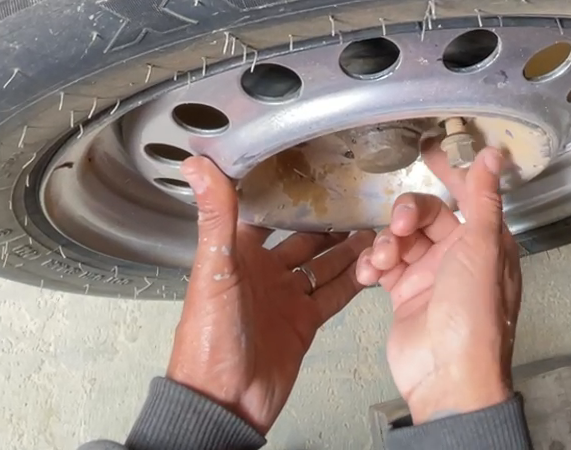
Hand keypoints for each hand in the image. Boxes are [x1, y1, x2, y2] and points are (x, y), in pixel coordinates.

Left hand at [167, 157, 374, 433]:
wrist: (223, 404)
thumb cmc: (207, 339)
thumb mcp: (214, 269)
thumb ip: (216, 216)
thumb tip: (198, 165)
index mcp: (239, 251)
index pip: (267, 211)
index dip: (288, 192)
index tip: (313, 166)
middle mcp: (264, 270)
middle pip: (303, 236)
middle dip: (327, 219)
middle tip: (356, 197)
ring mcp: (286, 296)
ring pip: (323, 262)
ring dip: (346, 247)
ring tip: (373, 225)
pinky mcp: (304, 322)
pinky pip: (333, 294)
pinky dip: (353, 279)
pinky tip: (372, 264)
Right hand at [355, 144, 521, 423]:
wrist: (446, 377)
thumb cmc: (473, 314)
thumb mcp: (482, 248)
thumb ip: (484, 198)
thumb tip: (493, 155)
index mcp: (485, 242)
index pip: (467, 194)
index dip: (450, 171)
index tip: (428, 151)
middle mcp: (458, 255)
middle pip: (426, 214)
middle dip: (407, 215)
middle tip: (399, 226)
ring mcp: (429, 275)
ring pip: (401, 238)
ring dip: (386, 243)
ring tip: (382, 261)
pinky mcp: (403, 295)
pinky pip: (382, 265)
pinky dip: (372, 265)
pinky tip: (368, 274)